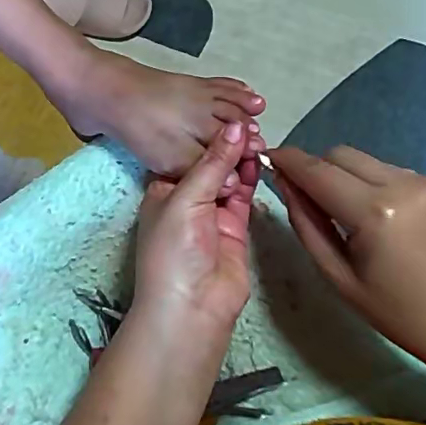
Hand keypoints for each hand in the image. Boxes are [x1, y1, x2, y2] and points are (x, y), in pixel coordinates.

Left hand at [132, 122, 258, 331]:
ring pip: (230, 178)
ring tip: (259, 141)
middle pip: (211, 165)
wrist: (192, 306)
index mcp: (163, 190)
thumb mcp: (185, 198)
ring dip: (243, 161)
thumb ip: (212, 162)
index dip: (207, 136)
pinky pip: (244, 196)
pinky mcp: (235, 228)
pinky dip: (253, 179)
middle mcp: (187, 200)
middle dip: (229, 148)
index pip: (187, 154)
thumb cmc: (173, 249)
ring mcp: (212, 214)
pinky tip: (262, 161)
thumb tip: (234, 126)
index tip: (231, 117)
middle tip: (252, 128)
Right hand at [270, 146, 425, 362]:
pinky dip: (376, 185)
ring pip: (367, 161)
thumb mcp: (339, 277)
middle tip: (309, 197)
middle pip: (340, 154)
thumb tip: (286, 184)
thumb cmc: (400, 313)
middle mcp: (401, 184)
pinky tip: (386, 221)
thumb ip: (306, 225)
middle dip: (317, 168)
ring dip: (347, 176)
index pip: (316, 171)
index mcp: (373, 212)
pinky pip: (394, 172)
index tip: (267, 157)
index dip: (287, 160)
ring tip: (351, 215)